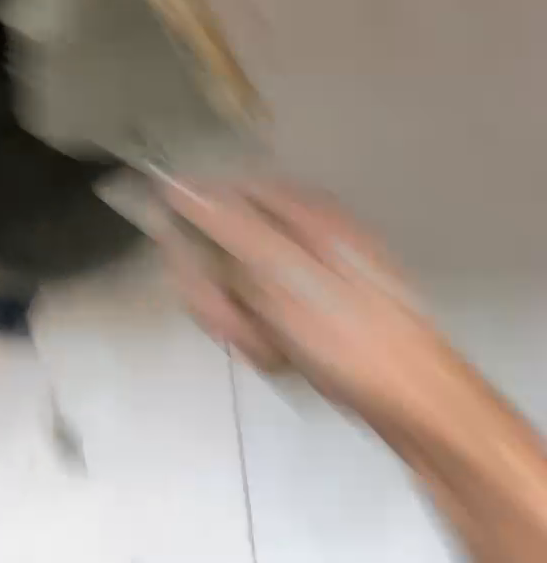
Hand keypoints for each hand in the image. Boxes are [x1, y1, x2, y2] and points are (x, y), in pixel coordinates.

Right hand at [154, 178, 474, 428]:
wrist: (417, 410)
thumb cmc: (354, 339)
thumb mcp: (285, 274)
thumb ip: (229, 225)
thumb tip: (178, 185)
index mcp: (305, 215)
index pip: (219, 193)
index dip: (192, 221)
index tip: (187, 254)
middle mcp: (301, 238)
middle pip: (216, 240)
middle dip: (209, 283)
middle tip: (226, 314)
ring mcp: (302, 274)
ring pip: (225, 278)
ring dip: (227, 313)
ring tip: (255, 340)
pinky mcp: (301, 307)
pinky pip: (246, 306)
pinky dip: (248, 330)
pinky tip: (270, 349)